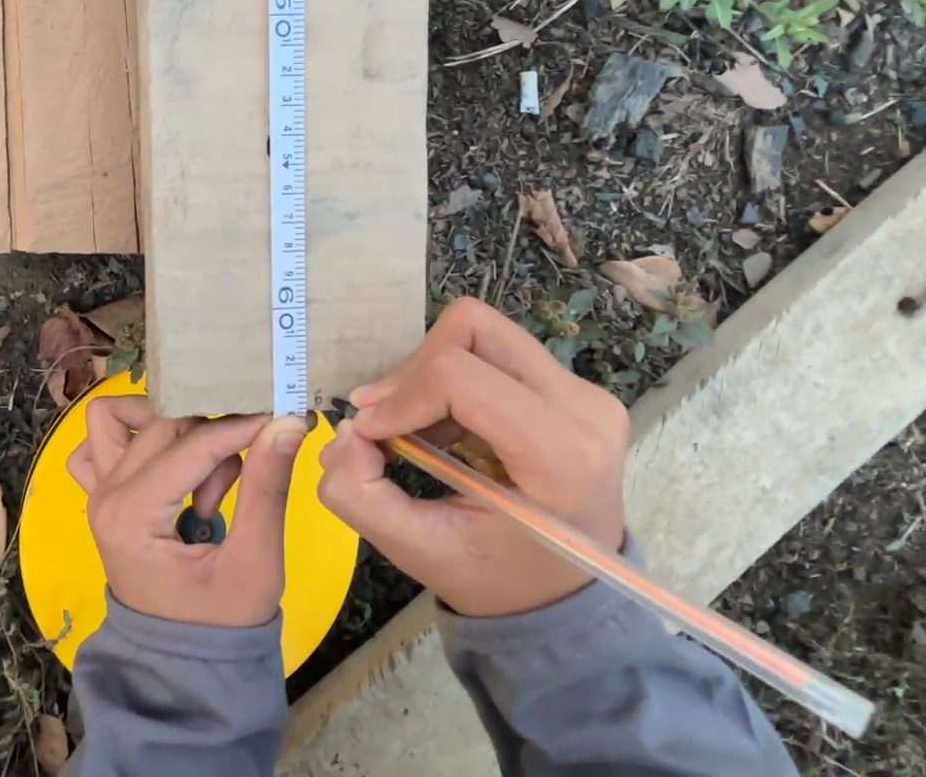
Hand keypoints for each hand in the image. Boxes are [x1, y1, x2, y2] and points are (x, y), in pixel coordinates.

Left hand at [67, 397, 307, 626]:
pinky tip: (174, 468)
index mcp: (132, 516)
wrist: (184, 662)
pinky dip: (136, 438)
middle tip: (242, 478)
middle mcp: (105, 495)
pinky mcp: (102, 494)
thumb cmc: (221, 619)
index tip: (281, 414)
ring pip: (117, 419)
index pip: (190, 446)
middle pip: (160, 424)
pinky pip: (101, 443)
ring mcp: (97, 492)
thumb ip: (266, 487)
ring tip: (202, 471)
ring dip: (165, 427)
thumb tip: (287, 422)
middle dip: (210, 437)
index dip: (239, 426)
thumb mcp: (255, 561)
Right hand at [317, 297, 629, 616]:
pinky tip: (439, 428)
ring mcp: (581, 391)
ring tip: (412, 427)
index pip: (459, 375)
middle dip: (412, 371)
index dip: (399, 396)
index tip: (369, 435)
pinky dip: (446, 380)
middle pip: (471, 330)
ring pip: (477, 331)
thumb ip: (362, 496)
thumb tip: (343, 434)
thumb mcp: (419, 551)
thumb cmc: (497, 578)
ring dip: (427, 372)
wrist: (563, 595)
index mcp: (561, 455)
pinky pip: (489, 350)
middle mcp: (582, 406)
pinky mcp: (568, 385)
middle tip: (384, 422)